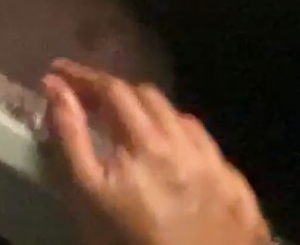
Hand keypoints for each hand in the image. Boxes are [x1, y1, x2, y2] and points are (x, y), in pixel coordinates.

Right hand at [43, 60, 269, 244]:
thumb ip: (68, 130)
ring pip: (185, 121)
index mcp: (149, 144)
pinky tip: (174, 161)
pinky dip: (187, 145)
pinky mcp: (245, 199)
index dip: (83, 75)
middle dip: (116, 92)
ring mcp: (223, 174)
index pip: (114, 89)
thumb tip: (54, 84)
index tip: (58, 71)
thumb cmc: (128, 238)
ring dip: (153, 115)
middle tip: (89, 101)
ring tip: (132, 127)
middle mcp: (190, 149)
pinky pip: (214, 154)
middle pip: (150, 97)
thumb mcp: (86, 186)